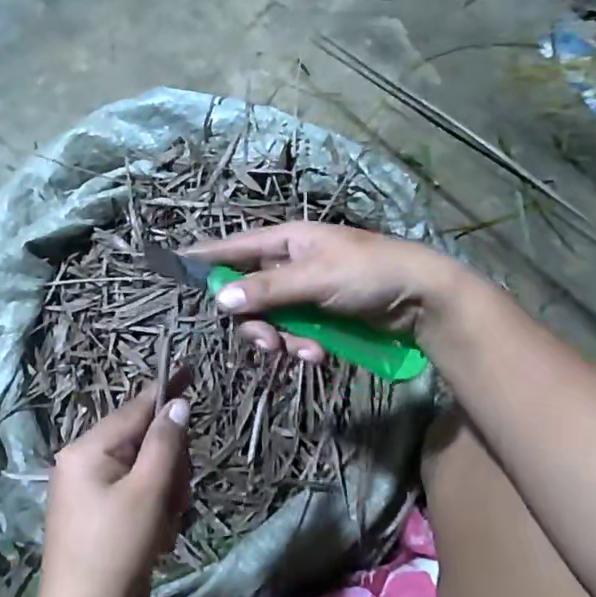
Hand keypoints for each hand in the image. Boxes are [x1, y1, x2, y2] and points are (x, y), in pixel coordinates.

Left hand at [37, 383, 191, 596]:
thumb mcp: (147, 493)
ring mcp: (83, 488)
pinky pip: (131, 494)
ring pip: (141, 471)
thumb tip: (176, 403)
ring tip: (163, 528)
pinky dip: (149, 510)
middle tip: (177, 501)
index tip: (190, 371)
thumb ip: (165, 445)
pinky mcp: (91, 511)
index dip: (165, 393)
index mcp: (88, 449)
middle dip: (168, 467)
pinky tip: (153, 538)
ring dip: (163, 493)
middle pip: (141, 442)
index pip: (135, 409)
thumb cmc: (115, 549)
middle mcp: (80, 461)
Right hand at [183, 223, 460, 360]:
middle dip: (255, 322)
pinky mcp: (319, 316)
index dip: (205, 257)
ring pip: (269, 319)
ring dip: (280, 340)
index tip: (173, 265)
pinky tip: (319, 355)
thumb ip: (268, 289)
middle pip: (248, 294)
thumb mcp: (316, 278)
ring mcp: (304, 292)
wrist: (422, 297)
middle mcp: (289, 263)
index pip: (233, 247)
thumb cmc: (369, 273)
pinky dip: (301, 346)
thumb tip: (221, 299)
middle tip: (267, 344)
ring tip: (303, 353)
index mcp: (286, 240)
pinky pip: (293, 333)